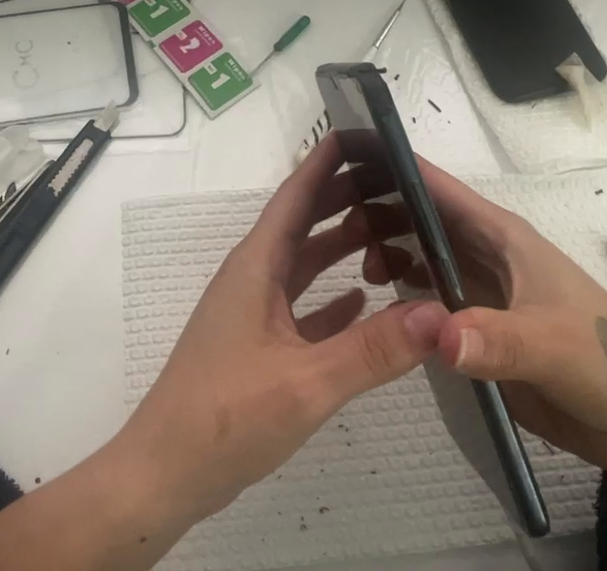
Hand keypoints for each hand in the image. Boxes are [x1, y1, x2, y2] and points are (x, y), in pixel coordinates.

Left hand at [117, 133, 450, 520]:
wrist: (165, 473)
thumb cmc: (225, 417)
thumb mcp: (307, 383)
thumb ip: (374, 350)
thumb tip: (440, 315)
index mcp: (255, 267)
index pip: (295, 196)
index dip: (326, 162)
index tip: (362, 133)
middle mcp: (252, 279)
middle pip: (303, 224)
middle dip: (346, 200)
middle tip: (399, 185)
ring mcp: (252, 313)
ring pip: (304, 265)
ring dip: (342, 249)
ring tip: (395, 237)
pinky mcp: (256, 346)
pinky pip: (301, 307)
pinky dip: (333, 299)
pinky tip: (365, 303)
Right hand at [360, 157, 606, 569]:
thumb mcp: (556, 347)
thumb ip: (498, 340)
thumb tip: (438, 332)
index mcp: (502, 237)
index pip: (437, 188)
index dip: (389, 166)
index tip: (337, 155)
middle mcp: (483, 255)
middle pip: (417, 216)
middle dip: (373, 209)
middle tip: (322, 221)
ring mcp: (478, 292)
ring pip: (417, 254)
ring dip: (382, 249)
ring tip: (341, 260)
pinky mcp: (476, 329)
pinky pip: (425, 298)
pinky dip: (398, 291)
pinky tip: (370, 301)